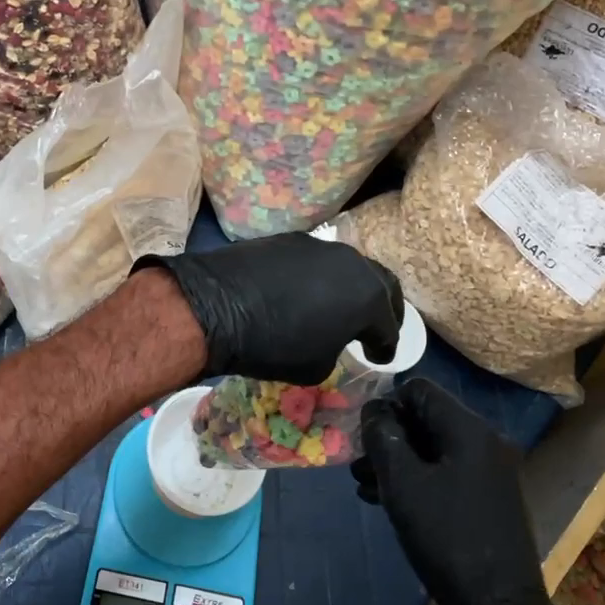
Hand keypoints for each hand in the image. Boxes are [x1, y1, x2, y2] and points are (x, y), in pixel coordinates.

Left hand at [134, 233, 401, 383]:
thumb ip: (338, 346)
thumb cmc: (274, 345)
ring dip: (349, 288)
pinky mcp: (289, 239)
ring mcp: (319, 246)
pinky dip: (320, 278)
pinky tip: (306, 293)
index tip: (379, 356)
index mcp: (368, 297)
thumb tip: (332, 335)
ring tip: (340, 308)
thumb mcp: (317, 366)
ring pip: (348, 267)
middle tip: (374, 327)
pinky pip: (316, 261)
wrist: (217, 306)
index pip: (387, 326)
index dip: (385, 345)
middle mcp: (351, 263)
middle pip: (380, 284)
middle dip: (383, 307)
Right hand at [352, 379, 548, 604]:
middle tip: (360, 462)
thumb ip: (383, 438)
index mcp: (469, 429)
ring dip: (398, 461)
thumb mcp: (403, 484)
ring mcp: (489, 471)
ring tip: (365, 484)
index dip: (386, 404)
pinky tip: (388, 501)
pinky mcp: (487, 498)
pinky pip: (445, 472)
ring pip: (433, 449)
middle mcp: (485, 441)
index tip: (365, 433)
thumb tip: (373, 411)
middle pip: (426, 419)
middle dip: (389, 436)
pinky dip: (417, 479)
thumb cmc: (447, 536)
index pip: (419, 389)